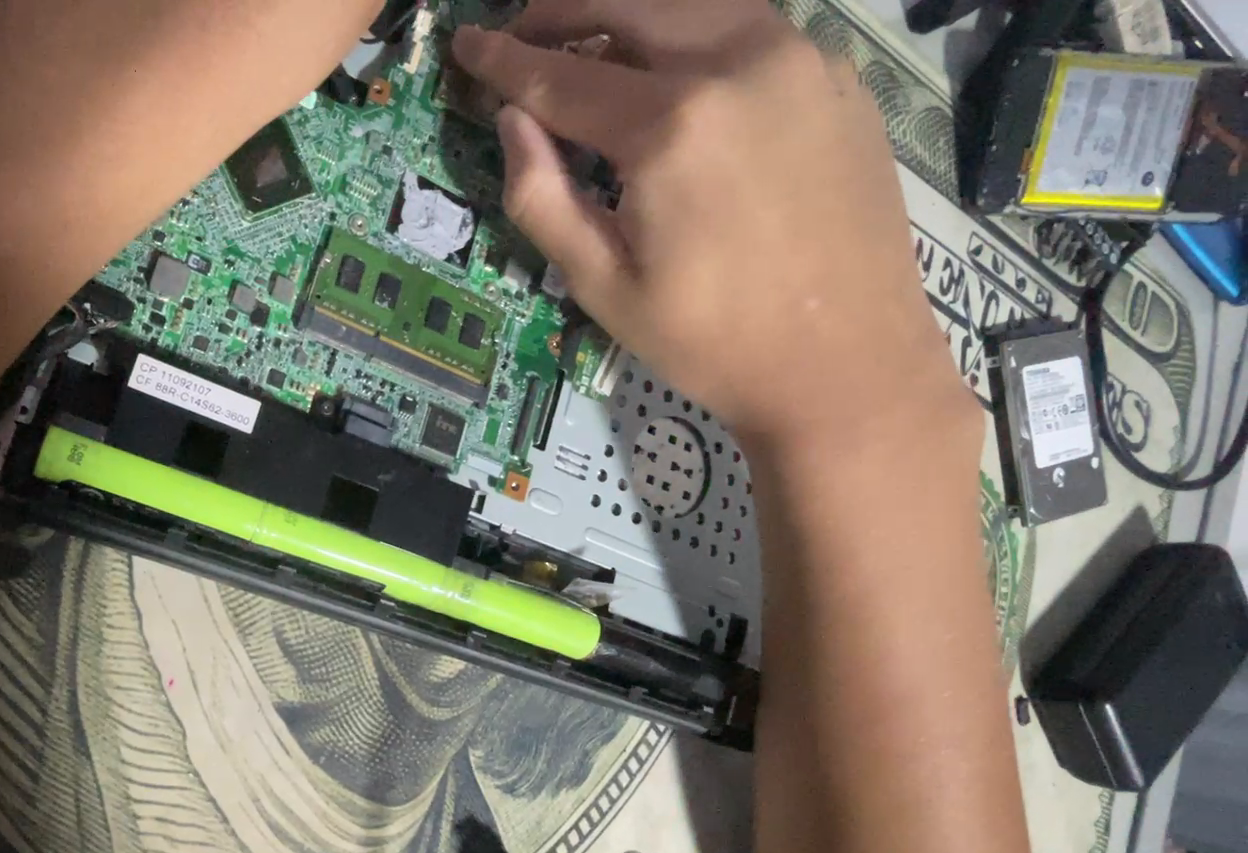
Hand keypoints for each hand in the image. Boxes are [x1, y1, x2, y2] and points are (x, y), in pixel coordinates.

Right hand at [454, 0, 960, 448]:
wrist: (843, 361)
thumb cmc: (708, 340)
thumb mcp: (602, 286)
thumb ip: (543, 197)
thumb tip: (512, 122)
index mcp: (671, 127)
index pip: (562, 75)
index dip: (504, 60)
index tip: (465, 43)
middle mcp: (739, 63)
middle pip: (630, 5)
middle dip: (562, 12)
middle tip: (520, 35)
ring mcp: (800, 59)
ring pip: (693, 3)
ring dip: (628, 15)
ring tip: (587, 47)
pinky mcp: (834, 76)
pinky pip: (746, 28)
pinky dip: (690, 35)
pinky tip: (669, 76)